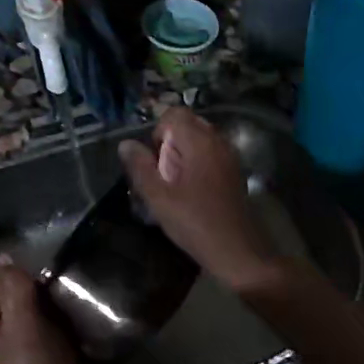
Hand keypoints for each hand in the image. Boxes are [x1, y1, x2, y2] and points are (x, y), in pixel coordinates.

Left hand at [0, 255, 77, 363]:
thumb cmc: (36, 360)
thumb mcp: (25, 321)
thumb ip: (14, 288)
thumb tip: (5, 256)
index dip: (22, 295)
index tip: (38, 312)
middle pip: (8, 297)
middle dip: (31, 301)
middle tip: (46, 319)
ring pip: (20, 306)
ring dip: (39, 309)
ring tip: (51, 324)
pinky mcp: (15, 344)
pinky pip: (27, 317)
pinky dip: (41, 318)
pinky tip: (50, 329)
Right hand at [118, 107, 278, 292]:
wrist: (236, 249)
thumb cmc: (194, 223)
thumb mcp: (158, 197)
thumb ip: (140, 167)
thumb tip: (126, 144)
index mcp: (200, 142)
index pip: (174, 114)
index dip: (158, 132)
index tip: (155, 161)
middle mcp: (219, 142)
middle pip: (189, 124)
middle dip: (171, 142)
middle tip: (164, 173)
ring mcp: (231, 157)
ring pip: (202, 140)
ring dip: (185, 153)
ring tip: (176, 183)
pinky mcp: (235, 173)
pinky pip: (213, 155)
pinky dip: (199, 163)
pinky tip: (194, 190)